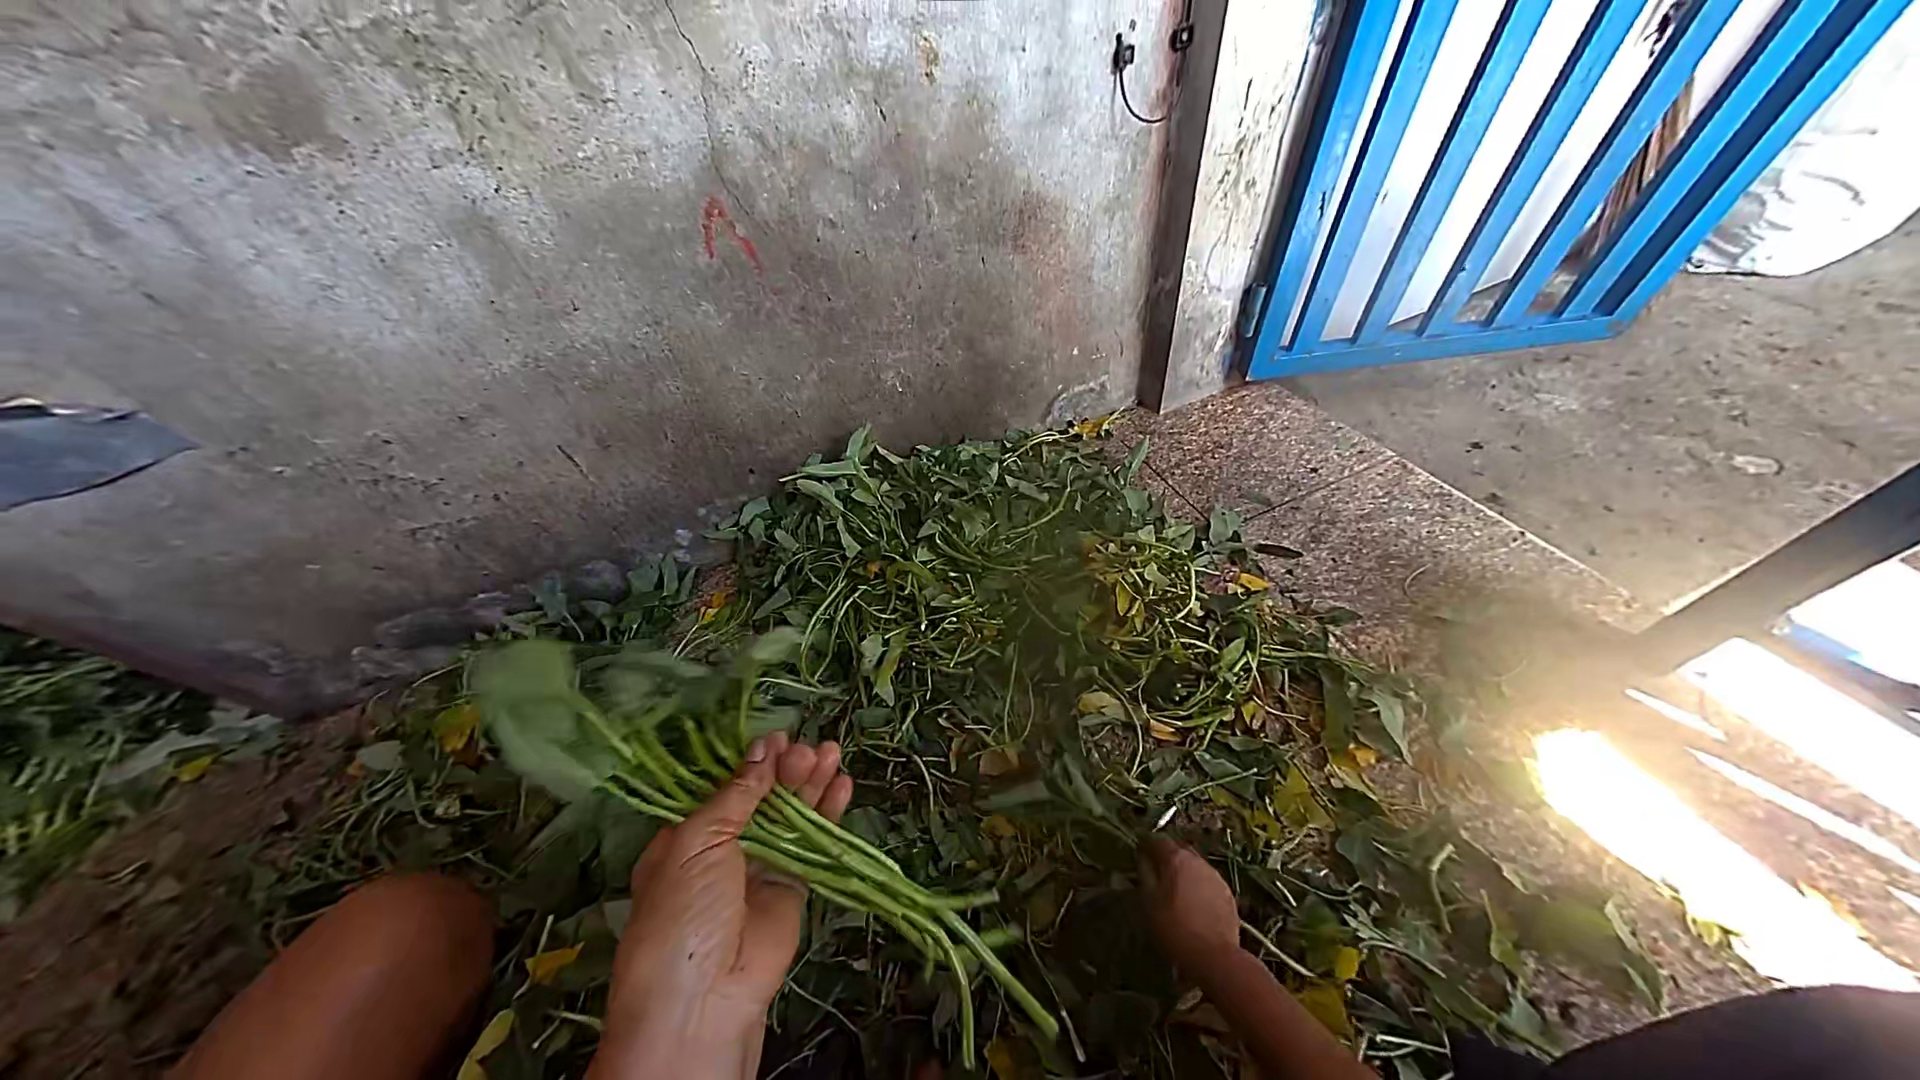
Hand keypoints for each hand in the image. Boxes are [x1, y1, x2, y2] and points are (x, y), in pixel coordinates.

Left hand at [587, 733, 851, 1079]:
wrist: (705, 998)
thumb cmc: (683, 911)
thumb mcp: (696, 843)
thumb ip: (736, 796)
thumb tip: (761, 752)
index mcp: (689, 836)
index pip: (728, 787)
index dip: (752, 762)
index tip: (776, 738)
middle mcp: (726, 847)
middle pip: (764, 797)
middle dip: (786, 770)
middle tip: (807, 748)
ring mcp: (762, 866)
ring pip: (792, 816)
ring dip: (811, 784)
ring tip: (832, 753)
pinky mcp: (794, 886)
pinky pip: (814, 843)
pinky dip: (829, 814)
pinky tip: (842, 786)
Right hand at [1140, 833, 1241, 972]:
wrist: (1215, 957)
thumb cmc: (1174, 928)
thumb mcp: (1149, 901)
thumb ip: (1144, 873)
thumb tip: (1142, 857)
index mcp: (1176, 859)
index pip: (1157, 840)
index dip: (1145, 845)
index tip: (1138, 854)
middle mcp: (1197, 861)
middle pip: (1179, 849)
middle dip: (1166, 854)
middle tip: (1155, 869)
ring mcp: (1215, 877)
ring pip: (1195, 865)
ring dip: (1183, 870)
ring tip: (1174, 888)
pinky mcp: (1227, 894)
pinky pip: (1207, 881)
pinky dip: (1197, 884)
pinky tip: (1193, 902)